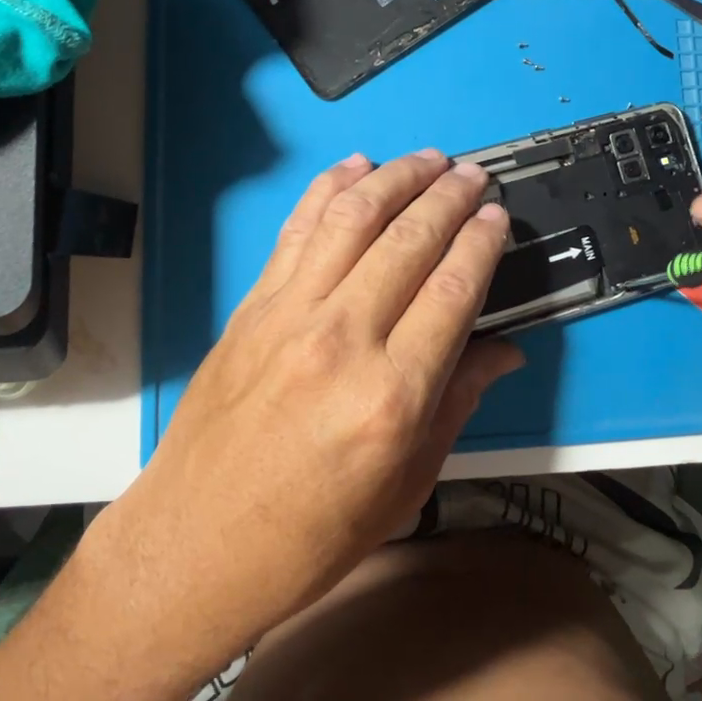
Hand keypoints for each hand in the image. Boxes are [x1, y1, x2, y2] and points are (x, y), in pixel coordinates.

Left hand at [117, 150, 523, 632]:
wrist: (199, 543)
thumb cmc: (313, 532)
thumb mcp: (406, 483)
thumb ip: (456, 403)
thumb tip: (502, 352)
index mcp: (392, 394)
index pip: (453, 290)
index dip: (481, 244)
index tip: (497, 216)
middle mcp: (342, 339)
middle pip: (407, 242)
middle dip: (448, 198)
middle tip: (472, 176)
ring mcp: (289, 315)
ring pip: (351, 220)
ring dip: (394, 178)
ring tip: (426, 159)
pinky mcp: (252, 306)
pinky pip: (296, 231)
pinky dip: (327, 190)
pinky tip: (354, 168)